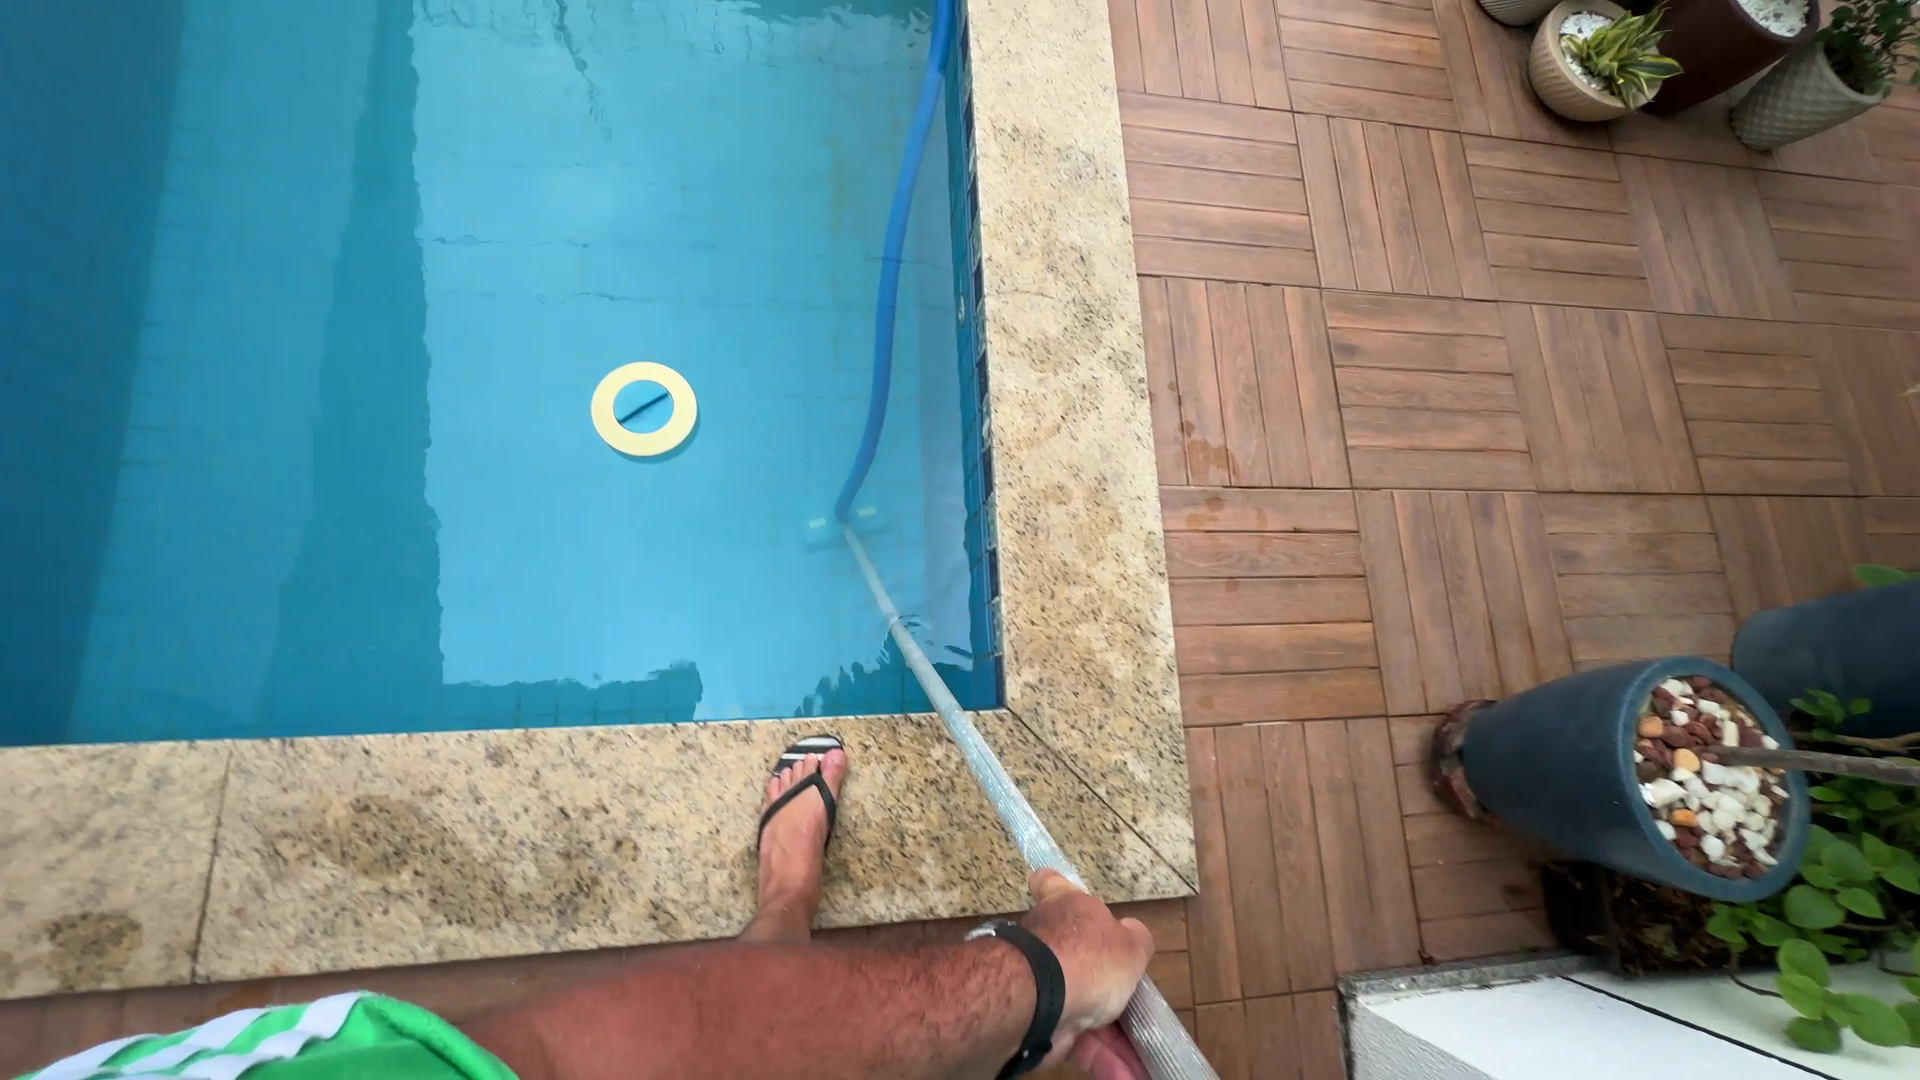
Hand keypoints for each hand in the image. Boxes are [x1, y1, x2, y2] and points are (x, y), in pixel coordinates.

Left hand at [1018, 869, 1153, 1077]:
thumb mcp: (1129, 944)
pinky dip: (1104, 1058)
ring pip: (1086, 1007)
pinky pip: (1080, 1040)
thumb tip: (1134, 935)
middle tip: (1140, 1010)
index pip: (1051, 882)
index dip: (1057, 887)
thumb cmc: (1087, 956)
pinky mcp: (1044, 1022)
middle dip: (1110, 987)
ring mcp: (1044, 981)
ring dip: (1116, 1037)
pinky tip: (1130, 1076)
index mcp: (1066, 904)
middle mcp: (1051, 938)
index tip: (1064, 896)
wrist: (1040, 999)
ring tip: (1146, 1061)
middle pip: (1080, 956)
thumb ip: (1136, 939)